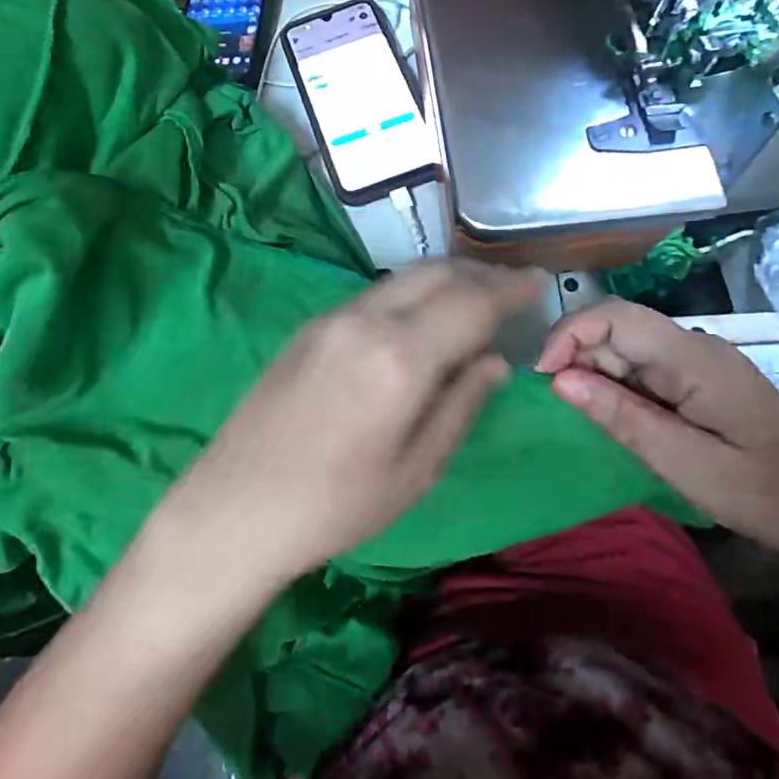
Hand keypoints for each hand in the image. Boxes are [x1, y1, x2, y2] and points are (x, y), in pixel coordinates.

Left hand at [153, 261, 546, 588]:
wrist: (237, 504)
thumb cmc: (335, 506)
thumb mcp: (415, 469)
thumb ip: (460, 405)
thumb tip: (493, 360)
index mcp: (398, 357)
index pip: (470, 301)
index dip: (511, 288)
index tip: (541, 282)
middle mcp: (364, 321)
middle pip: (435, 273)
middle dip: (480, 273)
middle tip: (512, 287)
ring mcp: (331, 319)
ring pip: (402, 278)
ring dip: (444, 279)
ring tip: (474, 297)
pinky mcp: (308, 328)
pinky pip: (374, 294)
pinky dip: (411, 293)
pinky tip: (421, 316)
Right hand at [535, 299, 778, 570]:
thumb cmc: (764, 494)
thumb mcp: (686, 464)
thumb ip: (621, 418)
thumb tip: (558, 379)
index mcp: (695, 358)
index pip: (615, 316)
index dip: (568, 334)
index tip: (544, 380)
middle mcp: (693, 346)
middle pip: (615, 328)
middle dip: (576, 358)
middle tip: (561, 409)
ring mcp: (696, 360)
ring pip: (624, 346)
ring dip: (593, 374)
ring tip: (585, 419)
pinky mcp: (695, 378)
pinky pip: (640, 366)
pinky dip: (614, 386)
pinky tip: (613, 418)